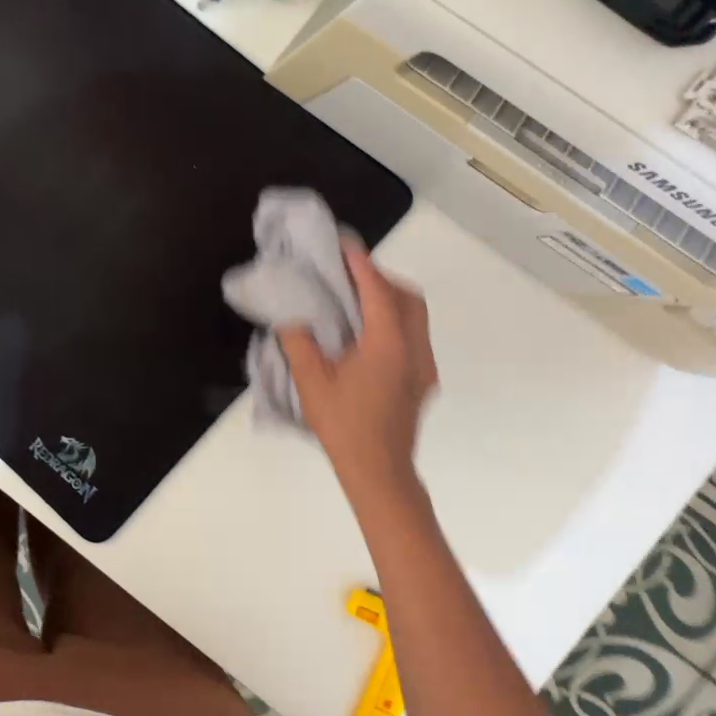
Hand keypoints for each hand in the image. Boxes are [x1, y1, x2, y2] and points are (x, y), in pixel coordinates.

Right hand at [279, 239, 437, 489]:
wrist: (378, 471)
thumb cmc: (343, 424)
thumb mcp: (310, 380)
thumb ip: (299, 340)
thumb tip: (292, 314)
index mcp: (387, 345)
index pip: (378, 292)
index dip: (361, 265)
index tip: (344, 245)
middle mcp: (414, 351)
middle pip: (409, 299)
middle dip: (381, 279)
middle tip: (347, 274)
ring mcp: (423, 367)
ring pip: (415, 318)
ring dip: (389, 300)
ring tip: (354, 299)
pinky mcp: (421, 381)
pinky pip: (413, 336)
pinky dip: (392, 321)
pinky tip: (364, 334)